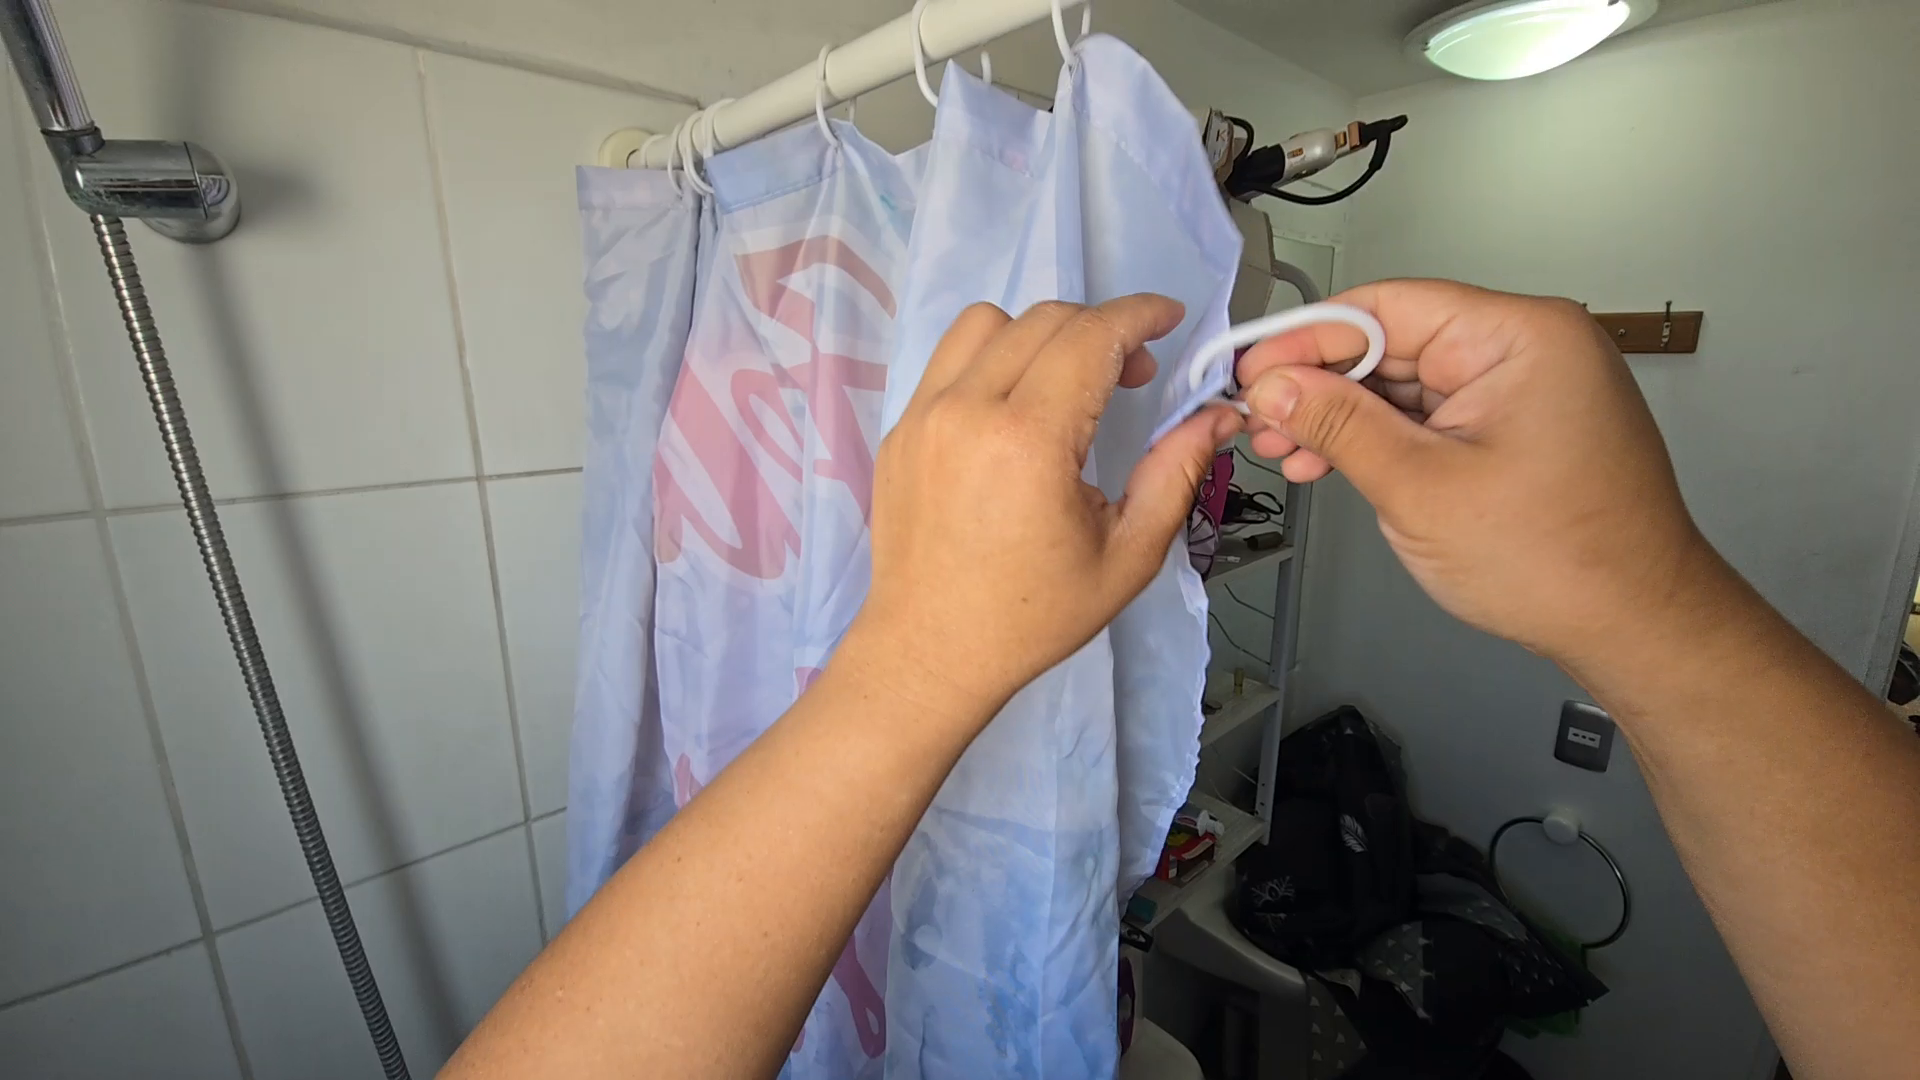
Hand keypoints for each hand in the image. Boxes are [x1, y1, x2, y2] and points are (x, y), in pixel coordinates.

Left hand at [849, 295, 1238, 724]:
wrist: (929, 651)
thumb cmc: (1032, 617)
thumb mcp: (1126, 556)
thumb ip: (1175, 473)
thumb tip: (1216, 416)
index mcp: (1028, 441)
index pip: (1090, 335)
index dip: (1139, 315)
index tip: (1168, 320)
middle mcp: (967, 411)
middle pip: (1043, 320)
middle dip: (1100, 329)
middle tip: (1130, 374)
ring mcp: (922, 418)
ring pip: (984, 325)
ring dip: (1038, 335)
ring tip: (1064, 384)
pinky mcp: (898, 433)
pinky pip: (947, 364)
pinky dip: (990, 362)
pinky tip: (1011, 412)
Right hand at [1236, 279, 1723, 665]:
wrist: (1625, 624)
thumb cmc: (1544, 556)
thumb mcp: (1417, 484)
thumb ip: (1337, 425)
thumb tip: (1269, 387)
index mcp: (1515, 337)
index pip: (1384, 308)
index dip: (1304, 338)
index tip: (1247, 372)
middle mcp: (1515, 349)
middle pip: (1385, 343)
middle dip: (1313, 384)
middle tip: (1255, 419)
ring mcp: (1506, 390)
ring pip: (1391, 384)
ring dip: (1331, 416)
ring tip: (1280, 450)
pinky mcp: (1494, 427)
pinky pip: (1413, 417)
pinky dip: (1363, 438)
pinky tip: (1321, 463)